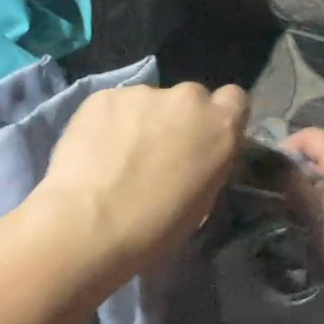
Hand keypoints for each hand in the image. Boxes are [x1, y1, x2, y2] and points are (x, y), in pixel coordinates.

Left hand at [30, 82, 248, 271]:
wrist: (89, 227)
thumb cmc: (153, 231)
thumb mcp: (201, 203)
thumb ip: (206, 165)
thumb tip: (193, 159)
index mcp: (220, 128)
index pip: (234, 100)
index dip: (218, 118)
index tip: (202, 141)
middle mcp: (187, 99)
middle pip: (189, 99)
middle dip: (177, 120)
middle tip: (156, 153)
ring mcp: (142, 93)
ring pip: (148, 102)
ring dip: (140, 121)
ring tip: (117, 157)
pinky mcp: (102, 95)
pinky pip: (114, 106)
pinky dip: (108, 123)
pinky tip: (94, 152)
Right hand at [284, 128, 323, 303]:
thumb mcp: (320, 215)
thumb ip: (300, 190)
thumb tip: (281, 176)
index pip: (310, 137)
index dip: (285, 148)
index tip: (266, 171)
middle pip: (322, 151)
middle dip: (297, 165)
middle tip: (272, 187)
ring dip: (310, 180)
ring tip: (288, 200)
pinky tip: (313, 211)